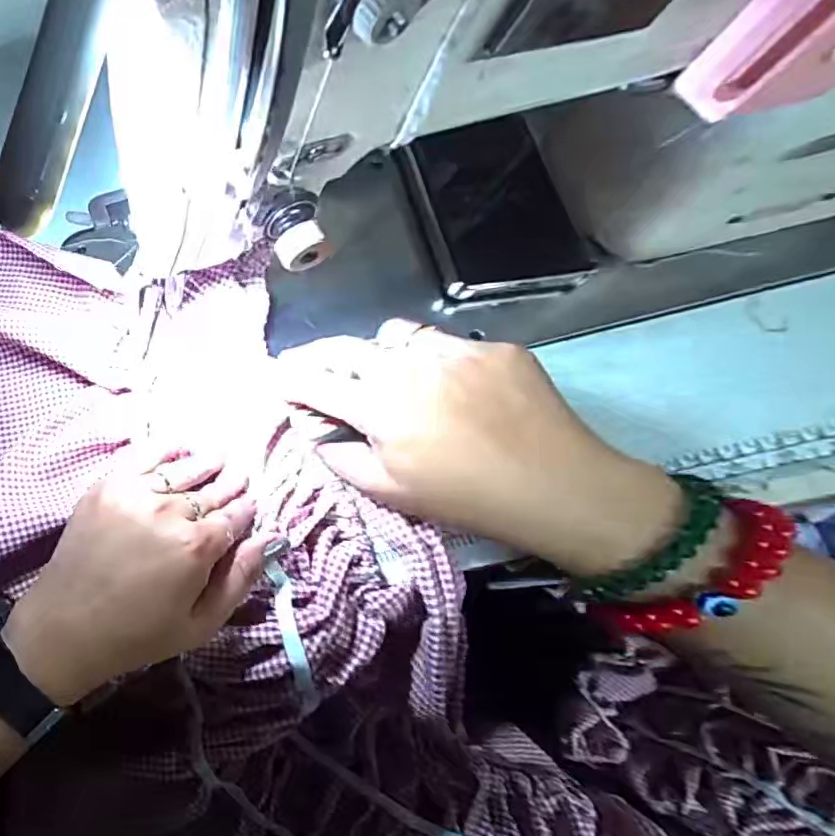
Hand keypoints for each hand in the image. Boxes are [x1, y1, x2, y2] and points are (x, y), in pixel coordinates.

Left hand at [3, 446, 274, 704]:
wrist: (67, 626)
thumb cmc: (138, 633)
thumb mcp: (200, 624)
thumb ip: (239, 580)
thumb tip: (268, 539)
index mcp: (197, 547)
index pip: (235, 516)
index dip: (246, 510)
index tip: (251, 505)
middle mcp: (170, 511)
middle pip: (212, 490)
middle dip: (231, 484)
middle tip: (242, 475)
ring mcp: (136, 493)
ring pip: (183, 469)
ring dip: (207, 463)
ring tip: (220, 457)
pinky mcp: (108, 485)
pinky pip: (143, 455)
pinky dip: (166, 449)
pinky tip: (180, 448)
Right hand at [276, 320, 682, 576]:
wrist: (558, 486)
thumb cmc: (462, 498)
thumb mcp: (388, 491)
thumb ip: (338, 454)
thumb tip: (311, 426)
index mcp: (379, 405)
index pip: (314, 380)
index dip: (288, 377)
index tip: (276, 377)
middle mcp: (409, 365)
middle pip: (345, 347)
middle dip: (316, 355)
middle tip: (306, 365)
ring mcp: (453, 349)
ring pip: (394, 337)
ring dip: (375, 354)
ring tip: (383, 376)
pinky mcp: (491, 346)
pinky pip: (442, 342)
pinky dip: (428, 359)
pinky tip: (446, 387)